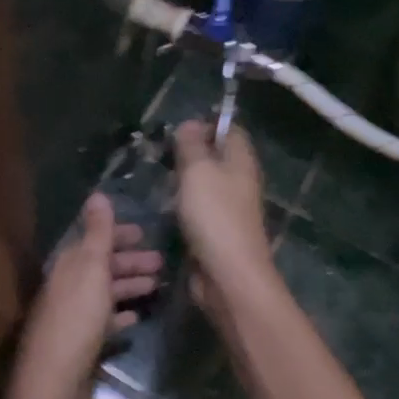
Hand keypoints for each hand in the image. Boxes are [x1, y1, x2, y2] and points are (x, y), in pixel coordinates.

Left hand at [18, 193, 163, 384]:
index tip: (145, 234)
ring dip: (129, 286)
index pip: (94, 240)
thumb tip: (97, 194)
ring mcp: (72, 315)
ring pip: (104, 292)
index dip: (119, 235)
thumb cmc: (77, 318)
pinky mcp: (79, 342)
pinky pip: (103, 321)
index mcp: (68, 265)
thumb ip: (97, 232)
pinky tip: (136, 317)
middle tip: (161, 263)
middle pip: (101, 266)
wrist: (56, 378)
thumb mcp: (91, 268)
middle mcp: (67, 285)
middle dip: (130, 261)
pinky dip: (119, 315)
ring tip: (156, 287)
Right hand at [172, 121, 275, 300]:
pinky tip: (165, 208)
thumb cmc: (214, 215)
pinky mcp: (217, 231)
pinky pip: (199, 209)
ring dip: (183, 181)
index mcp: (241, 161)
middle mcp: (239, 181)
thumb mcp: (198, 170)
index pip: (230, 130)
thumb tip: (190, 124)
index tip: (177, 130)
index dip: (206, 124)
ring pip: (205, 184)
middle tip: (161, 155)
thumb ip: (192, 145)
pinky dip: (183, 206)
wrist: (228, 274)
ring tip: (157, 179)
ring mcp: (229, 208)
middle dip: (189, 153)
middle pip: (216, 157)